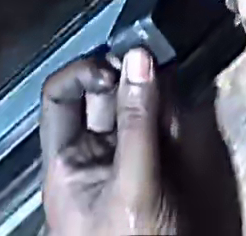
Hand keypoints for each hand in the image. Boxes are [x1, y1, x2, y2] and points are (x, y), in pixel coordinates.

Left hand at [40, 48, 180, 235]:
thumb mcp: (133, 191)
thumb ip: (137, 122)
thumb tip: (139, 55)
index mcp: (66, 163)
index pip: (60, 95)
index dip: (85, 71)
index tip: (120, 68)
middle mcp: (92, 156)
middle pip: (103, 94)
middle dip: (130, 74)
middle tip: (157, 63)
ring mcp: (125, 162)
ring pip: (136, 105)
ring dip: (156, 92)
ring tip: (173, 89)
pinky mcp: (157, 170)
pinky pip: (160, 126)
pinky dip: (174, 113)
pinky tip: (184, 113)